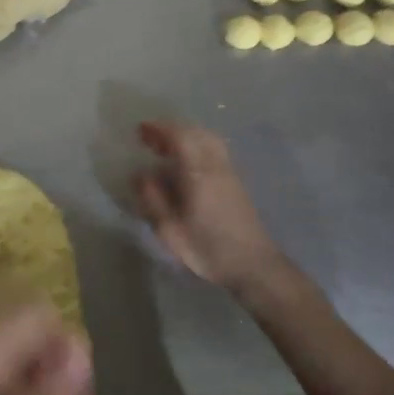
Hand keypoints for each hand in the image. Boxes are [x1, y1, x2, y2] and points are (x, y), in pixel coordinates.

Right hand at [133, 120, 285, 293]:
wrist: (253, 265)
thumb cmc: (208, 248)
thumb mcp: (169, 229)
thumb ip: (152, 198)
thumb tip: (140, 175)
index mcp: (199, 173)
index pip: (179, 136)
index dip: (158, 129)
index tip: (139, 130)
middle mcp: (216, 165)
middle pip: (195, 132)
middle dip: (171, 130)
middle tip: (149, 138)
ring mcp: (229, 172)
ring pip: (208, 140)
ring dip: (185, 136)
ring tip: (165, 149)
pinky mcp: (236, 183)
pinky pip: (214, 150)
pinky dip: (196, 146)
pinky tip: (186, 163)